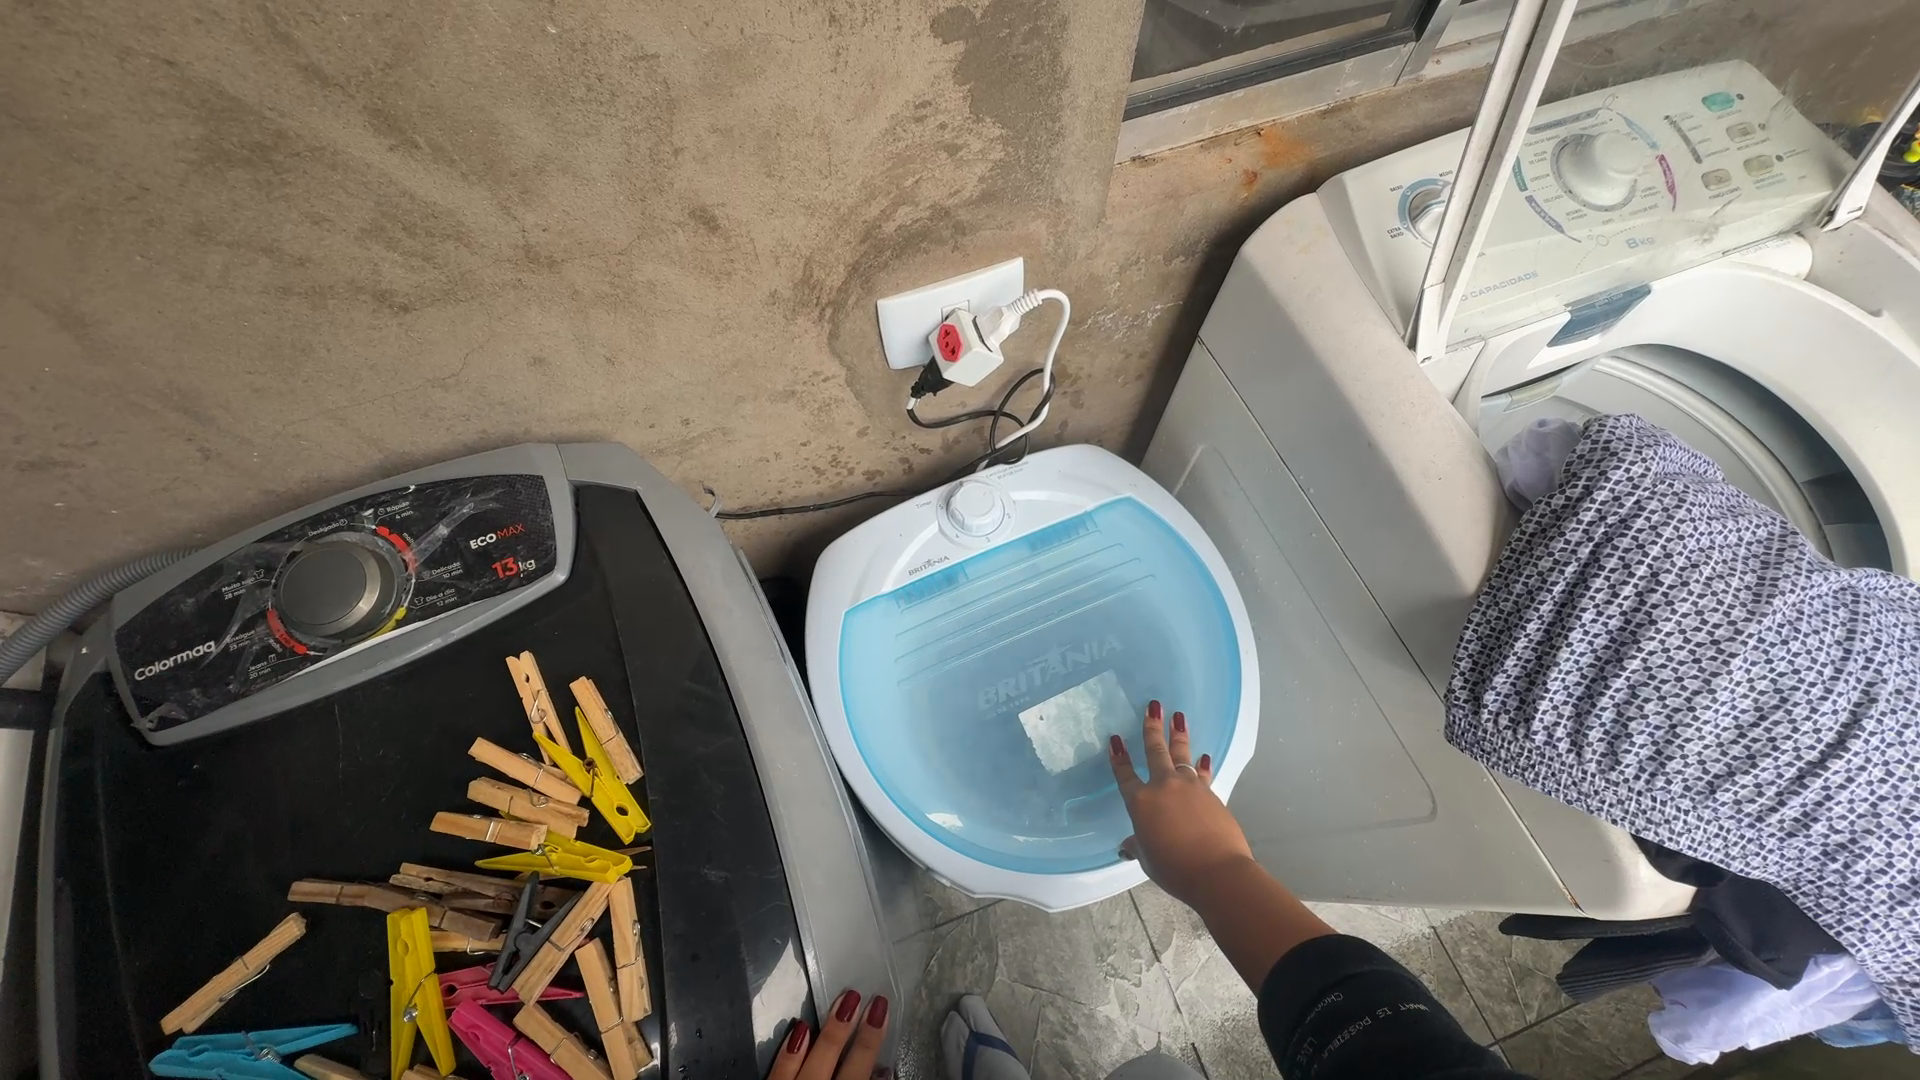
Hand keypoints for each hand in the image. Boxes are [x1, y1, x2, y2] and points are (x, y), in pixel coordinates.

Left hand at [768, 988, 890, 1079]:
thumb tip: (883, 1068)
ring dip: (831, 1031)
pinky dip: (789, 1053)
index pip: (862, 1071)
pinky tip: (800, 1026)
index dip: (873, 1042)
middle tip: (870, 998)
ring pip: (815, 1060)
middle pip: (844, 1064)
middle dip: (858, 1033)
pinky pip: (779, 1074)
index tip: (882, 1009)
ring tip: (846, 998)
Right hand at [1109, 700, 1254, 907]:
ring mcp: (1190, 788)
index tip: (1115, 740)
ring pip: (1182, 755)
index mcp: (1140, 802)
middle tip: (1153, 706)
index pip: (1125, 775)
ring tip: (1178, 716)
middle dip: (1152, 728)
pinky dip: (1202, 765)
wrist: (1217, 872)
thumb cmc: (1174, 869)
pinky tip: (1204, 757)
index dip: (1118, 757)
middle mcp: (1163, 787)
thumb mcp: (1148, 860)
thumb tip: (1126, 845)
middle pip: (1155, 751)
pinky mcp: (1212, 795)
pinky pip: (1203, 775)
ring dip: (1179, 735)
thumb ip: (1137, 846)